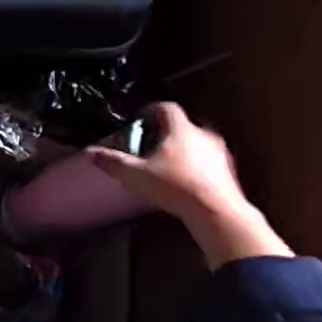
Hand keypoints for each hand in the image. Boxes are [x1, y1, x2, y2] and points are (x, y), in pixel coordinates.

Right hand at [87, 103, 290, 268]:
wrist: (215, 212)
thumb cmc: (179, 188)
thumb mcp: (136, 175)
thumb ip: (113, 162)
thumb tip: (93, 153)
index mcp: (181, 130)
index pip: (166, 108)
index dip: (151, 110)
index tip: (142, 117)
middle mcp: (203, 136)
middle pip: (182, 125)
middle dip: (166, 133)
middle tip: (151, 144)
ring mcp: (219, 154)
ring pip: (198, 143)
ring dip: (183, 150)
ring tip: (166, 165)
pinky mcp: (227, 173)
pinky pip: (209, 163)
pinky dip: (196, 167)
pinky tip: (184, 182)